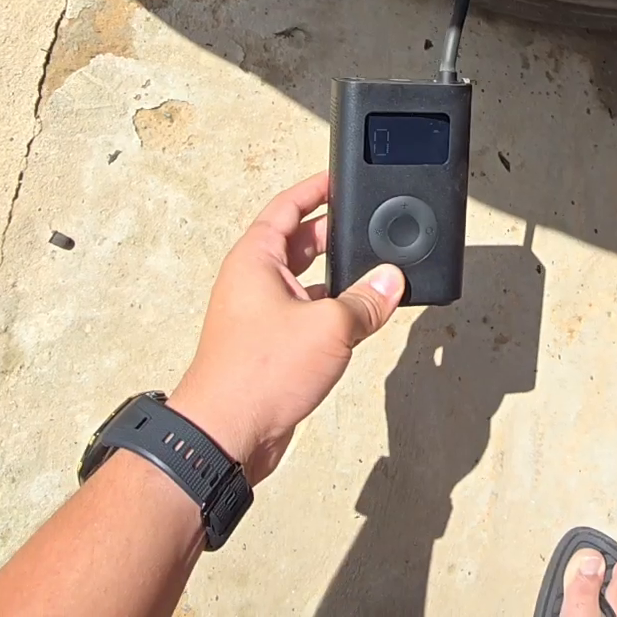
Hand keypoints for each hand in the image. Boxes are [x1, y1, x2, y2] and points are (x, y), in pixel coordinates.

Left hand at [167, 173, 405, 484]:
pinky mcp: (270, 344)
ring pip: (305, 279)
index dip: (315, 189)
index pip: (287, 207)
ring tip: (372, 272)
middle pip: (299, 241)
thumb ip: (366, 300)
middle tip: (368, 226)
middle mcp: (254, 280)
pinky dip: (331, 309)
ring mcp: (261, 313)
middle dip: (334, 234)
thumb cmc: (258, 373)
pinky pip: (307, 312)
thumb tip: (392, 281)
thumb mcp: (328, 326)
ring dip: (336, 277)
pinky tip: (359, 317)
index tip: (340, 178)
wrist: (225, 437)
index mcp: (256, 258)